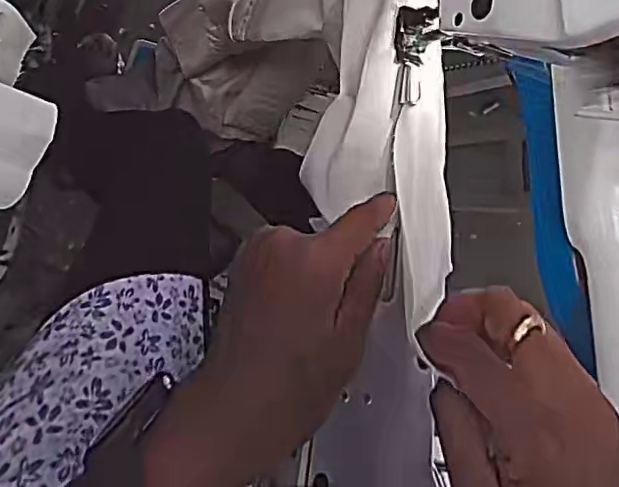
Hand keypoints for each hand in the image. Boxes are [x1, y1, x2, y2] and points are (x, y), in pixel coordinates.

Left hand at [143, 194, 395, 486]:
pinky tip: (285, 312)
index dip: (378, 212)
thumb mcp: (347, 341)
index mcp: (315, 261)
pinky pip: (280, 251)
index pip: (358, 220)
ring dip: (311, 267)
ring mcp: (258, 251)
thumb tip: (378, 252)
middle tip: (336, 307)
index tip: (386, 207)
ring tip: (304, 318)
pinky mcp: (242, 261)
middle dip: (340, 262)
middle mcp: (282, 246)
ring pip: (304, 245)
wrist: (231, 411)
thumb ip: (368, 284)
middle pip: (329, 237)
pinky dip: (288, 271)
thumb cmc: (284, 391)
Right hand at [420, 288, 618, 486]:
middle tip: (448, 324)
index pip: (474, 351)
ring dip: (500, 324)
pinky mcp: (603, 410)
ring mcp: (591, 402)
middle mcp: (568, 401)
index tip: (428, 335)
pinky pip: (558, 354)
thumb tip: (446, 382)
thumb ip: (456, 428)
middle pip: (514, 313)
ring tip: (472, 342)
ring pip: (538, 324)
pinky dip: (528, 348)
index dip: (441, 335)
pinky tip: (506, 367)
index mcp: (531, 424)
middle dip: (473, 310)